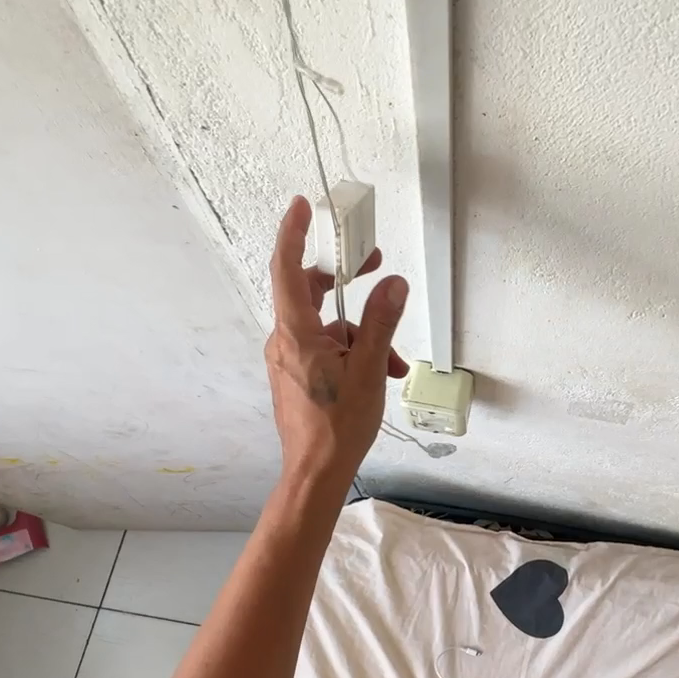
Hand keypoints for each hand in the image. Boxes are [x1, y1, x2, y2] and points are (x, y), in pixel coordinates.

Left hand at [265, 196, 409, 495]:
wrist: (317, 471)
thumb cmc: (338, 426)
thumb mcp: (369, 369)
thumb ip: (381, 322)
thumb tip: (392, 284)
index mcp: (297, 334)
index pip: (287, 269)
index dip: (293, 234)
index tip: (302, 207)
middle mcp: (285, 341)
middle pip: (310, 293)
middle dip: (345, 282)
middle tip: (372, 265)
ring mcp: (290, 360)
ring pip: (327, 328)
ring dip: (362, 335)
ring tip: (392, 362)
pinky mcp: (298, 376)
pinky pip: (325, 349)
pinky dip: (352, 353)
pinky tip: (379, 373)